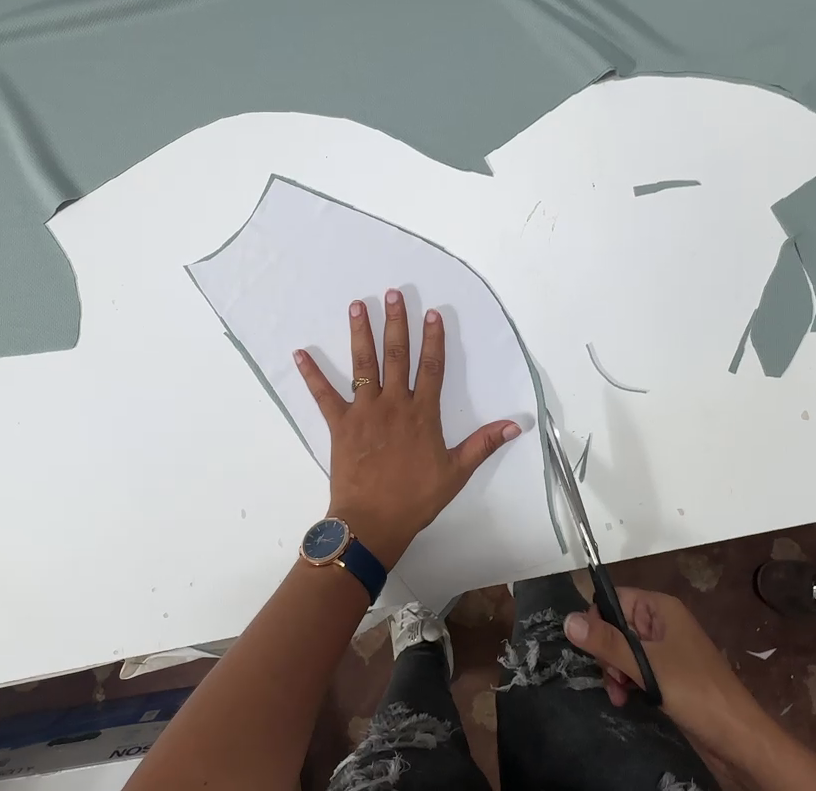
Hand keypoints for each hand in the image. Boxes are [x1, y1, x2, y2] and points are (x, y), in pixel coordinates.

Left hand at [294, 289, 520, 566]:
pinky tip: (300, 352)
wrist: (373, 521)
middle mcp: (393, 404)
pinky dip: (311, 373)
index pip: (431, 367)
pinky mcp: (339, 424)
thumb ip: (483, 444)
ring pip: (363, 364)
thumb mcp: (456, 472)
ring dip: (360, 333)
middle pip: (396, 355)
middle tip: (392, 293)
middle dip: (396, 322)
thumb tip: (515, 424)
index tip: (432, 313)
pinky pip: (323, 394)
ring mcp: (364, 411)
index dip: (433, 339)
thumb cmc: (416, 498)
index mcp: (422, 414)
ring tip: (357, 306)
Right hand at [563, 588, 768, 754]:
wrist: (738, 740)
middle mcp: (662, 623)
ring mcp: (666, 650)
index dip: (598, 620)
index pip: (614, 598)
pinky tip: (626, 699)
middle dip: (607, 652)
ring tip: (619, 694)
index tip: (592, 648)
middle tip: (613, 677)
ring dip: (615, 671)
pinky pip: (636, 668)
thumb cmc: (695, 692)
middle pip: (616, 625)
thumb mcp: (647, 666)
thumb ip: (606, 642)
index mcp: (661, 608)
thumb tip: (567, 619)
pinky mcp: (668, 675)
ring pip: (623, 650)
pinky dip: (627, 682)